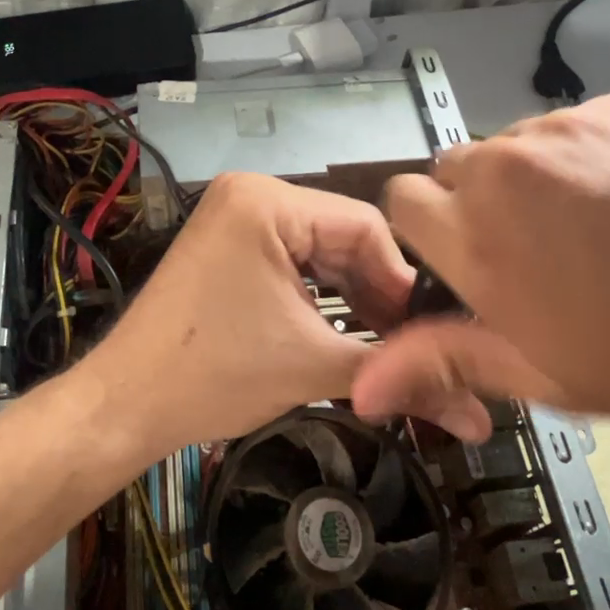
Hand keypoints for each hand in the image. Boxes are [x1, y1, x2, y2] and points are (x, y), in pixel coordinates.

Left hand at [81, 172, 488, 452]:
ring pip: (321, 253)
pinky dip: (320, 298)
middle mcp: (251, 193)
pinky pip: (292, 261)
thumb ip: (400, 376)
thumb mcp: (314, 366)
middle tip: (414, 348)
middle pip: (344, 238)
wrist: (127, 404)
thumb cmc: (214, 373)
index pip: (366, 226)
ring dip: (353, 300)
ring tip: (386, 350)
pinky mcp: (228, 245)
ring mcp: (235, 218)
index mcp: (267, 199)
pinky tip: (344, 335)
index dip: (402, 283)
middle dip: (378, 296)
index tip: (429, 336)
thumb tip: (482, 416)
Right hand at [353, 93, 609, 454]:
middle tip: (542, 260)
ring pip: (521, 146)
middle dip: (476, 208)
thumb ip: (448, 363)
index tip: (467, 270)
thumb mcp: (559, 378)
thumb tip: (360, 385)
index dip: (426, 237)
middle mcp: (512, 164)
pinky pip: (584, 128)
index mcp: (481, 235)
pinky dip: (598, 160)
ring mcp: (576, 124)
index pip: (400, 202)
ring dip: (538, 183)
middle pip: (456, 168)